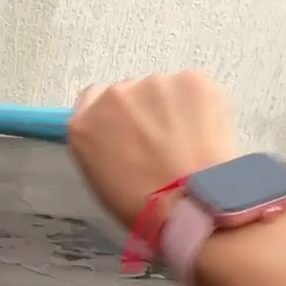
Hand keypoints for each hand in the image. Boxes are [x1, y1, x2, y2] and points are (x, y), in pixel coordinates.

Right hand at [68, 72, 239, 229]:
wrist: (188, 203)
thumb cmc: (141, 205)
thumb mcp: (99, 179)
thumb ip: (100, 146)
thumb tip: (118, 137)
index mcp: (83, 125)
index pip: (91, 100)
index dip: (111, 115)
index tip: (124, 129)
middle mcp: (113, 97)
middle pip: (126, 92)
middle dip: (140, 112)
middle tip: (157, 143)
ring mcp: (153, 84)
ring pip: (160, 90)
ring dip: (169, 109)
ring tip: (184, 143)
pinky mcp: (192, 80)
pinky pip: (191, 89)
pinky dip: (197, 106)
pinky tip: (202, 134)